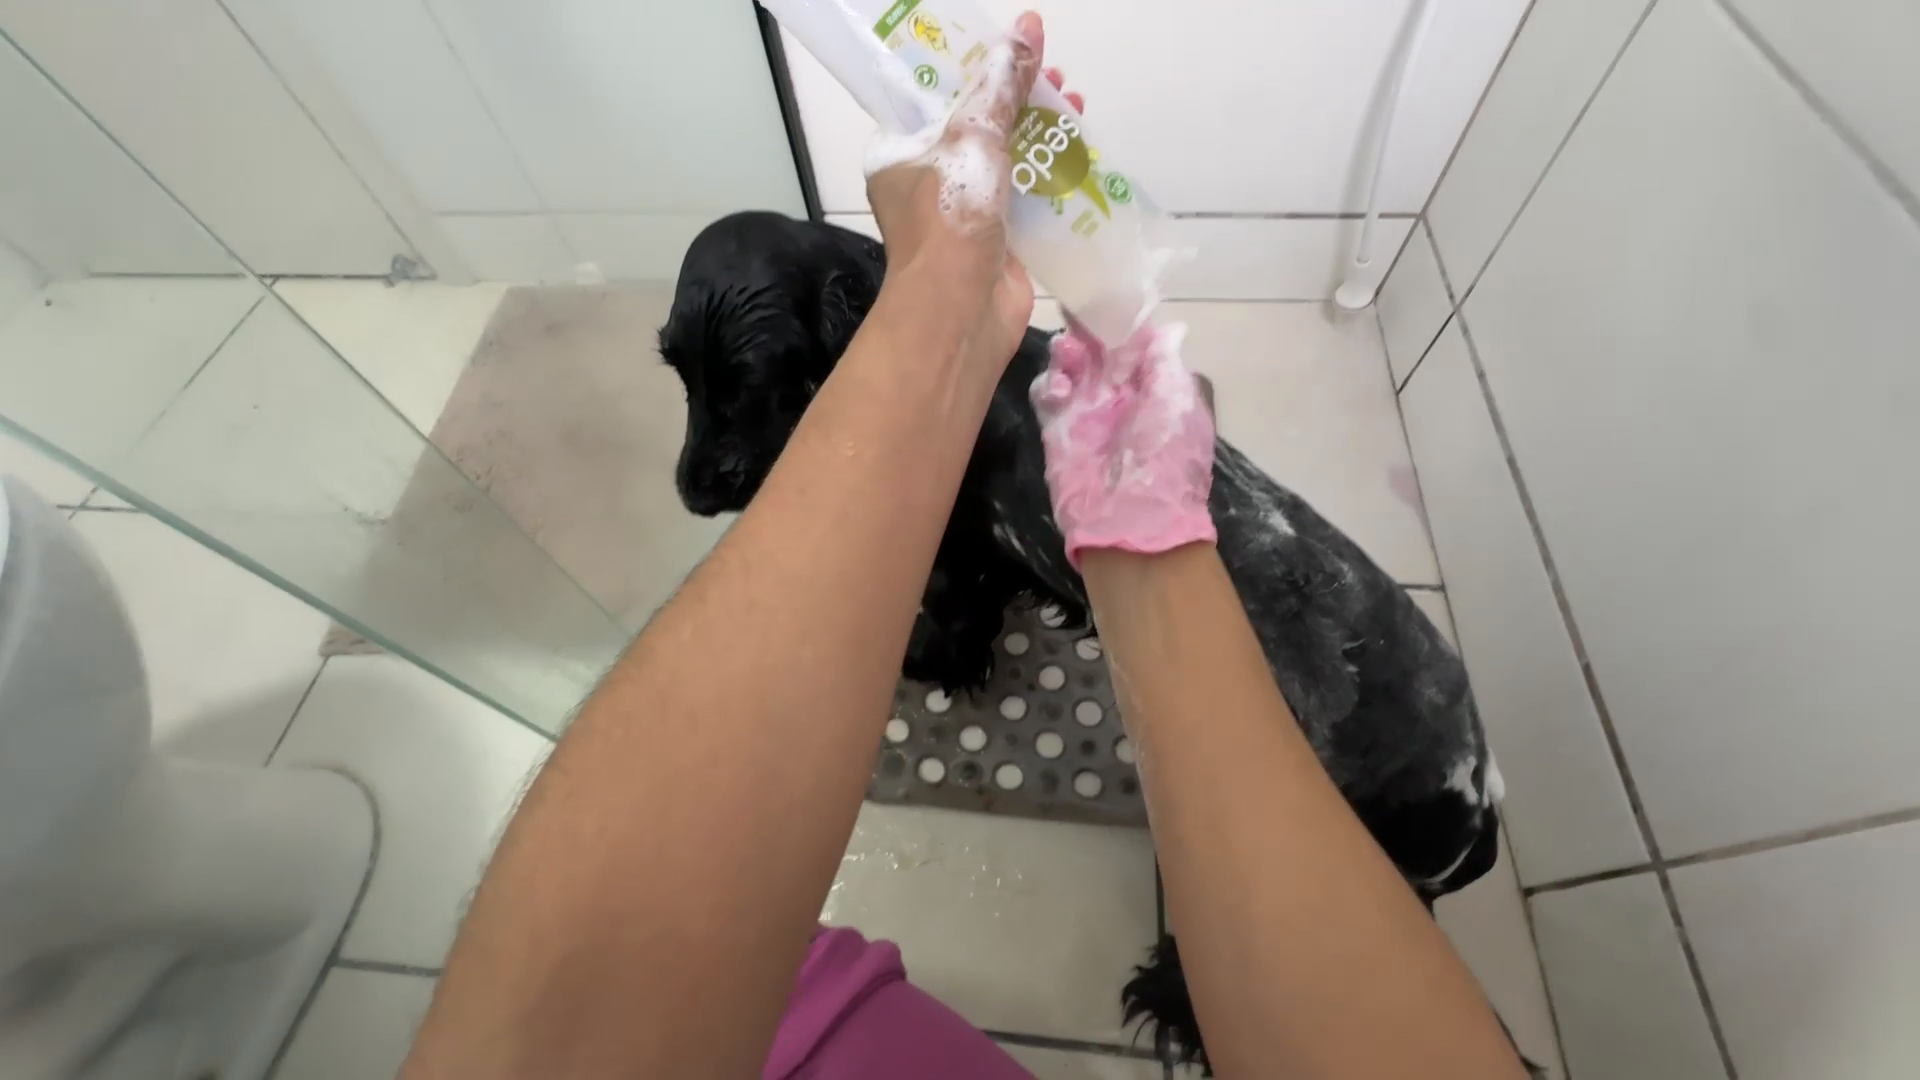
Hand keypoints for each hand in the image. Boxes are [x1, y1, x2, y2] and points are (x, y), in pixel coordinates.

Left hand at [864, 13, 1079, 375]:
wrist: (962, 311)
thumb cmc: (951, 219)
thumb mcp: (973, 139)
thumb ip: (1001, 86)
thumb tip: (1028, 26)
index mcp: (899, 157)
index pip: (934, 101)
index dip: (972, 74)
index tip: (1008, 53)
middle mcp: (927, 185)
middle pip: (976, 129)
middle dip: (1016, 100)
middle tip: (1052, 74)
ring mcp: (964, 217)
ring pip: (1004, 163)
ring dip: (1038, 134)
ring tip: (1074, 101)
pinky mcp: (998, 243)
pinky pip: (1026, 200)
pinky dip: (1050, 177)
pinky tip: (1079, 152)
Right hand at [1030, 321, 1217, 565]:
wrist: (1133, 525)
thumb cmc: (1166, 462)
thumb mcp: (1179, 405)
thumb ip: (1166, 363)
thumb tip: (1171, 327)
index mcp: (1156, 386)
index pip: (1134, 340)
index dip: (1120, 317)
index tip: (1106, 295)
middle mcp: (1121, 394)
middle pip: (1097, 347)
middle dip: (1087, 328)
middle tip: (1077, 319)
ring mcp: (1086, 412)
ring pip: (1069, 365)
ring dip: (1066, 352)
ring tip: (1068, 355)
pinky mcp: (1057, 430)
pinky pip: (1046, 395)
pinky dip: (1048, 383)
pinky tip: (1058, 389)